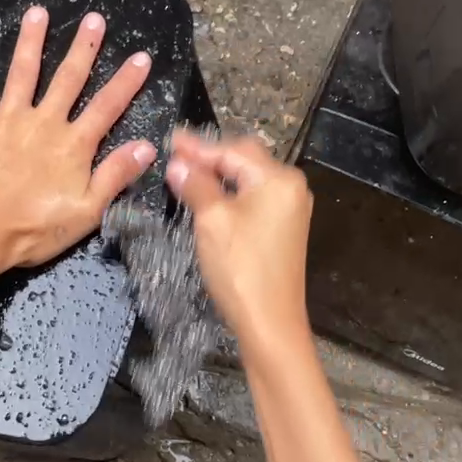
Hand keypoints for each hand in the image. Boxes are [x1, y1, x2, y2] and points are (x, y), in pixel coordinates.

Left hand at [0, 5, 156, 279]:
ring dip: (29, 42)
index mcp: (72, 146)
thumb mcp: (87, 211)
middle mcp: (42, 124)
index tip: (141, 57)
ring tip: (37, 13)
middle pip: (68, 79)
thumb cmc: (33, 230)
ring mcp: (5, 122)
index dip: (126, 82)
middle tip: (93, 19)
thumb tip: (147, 146)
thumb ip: (115, 175)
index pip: (107, 107)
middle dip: (83, 48)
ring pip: (21, 74)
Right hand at [164, 130, 313, 349]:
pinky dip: (229, 193)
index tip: (171, 139)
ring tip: (186, 172)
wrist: (270, 323)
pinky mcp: (283, 230)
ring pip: (248, 179)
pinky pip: (253, 199)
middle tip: (176, 154)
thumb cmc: (242, 269)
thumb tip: (178, 164)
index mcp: (278, 179)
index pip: (232, 151)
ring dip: (218, 174)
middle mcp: (290, 189)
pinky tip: (208, 196)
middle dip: (210, 156)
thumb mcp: (212, 220)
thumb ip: (196, 184)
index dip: (198, 147)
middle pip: (244, 159)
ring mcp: (289, 210)